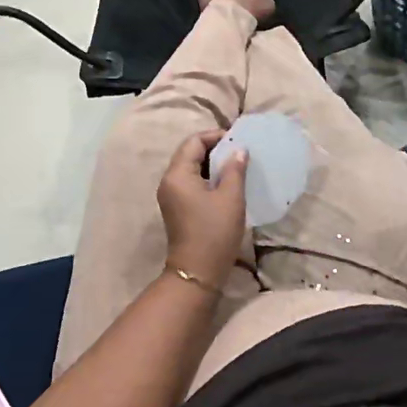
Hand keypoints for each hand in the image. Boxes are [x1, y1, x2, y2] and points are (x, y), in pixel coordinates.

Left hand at [158, 130, 248, 284]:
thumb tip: (239, 150)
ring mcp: (170, 195)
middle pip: (188, 153)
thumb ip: (234, 169)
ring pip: (189, 169)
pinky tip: (225, 183)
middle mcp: (168, 181)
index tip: (238, 139)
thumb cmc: (214, 231)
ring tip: (235, 165)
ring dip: (210, 164)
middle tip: (238, 151)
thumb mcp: (230, 198)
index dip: (215, 136)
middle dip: (213, 148)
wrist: (197, 270)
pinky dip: (206, 178)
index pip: (193, 142)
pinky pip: (189, 183)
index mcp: (177, 175)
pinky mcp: (176, 207)